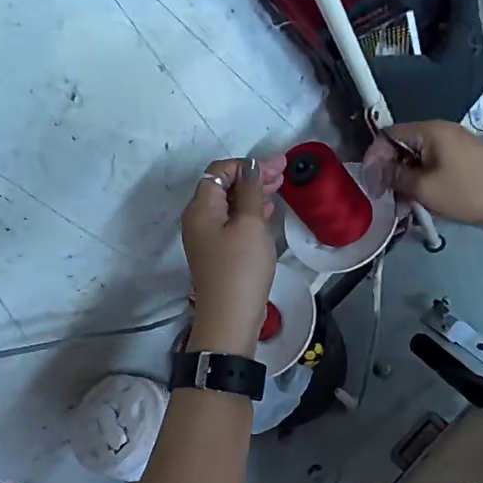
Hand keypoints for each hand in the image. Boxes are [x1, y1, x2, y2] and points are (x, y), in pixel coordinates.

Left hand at [183, 155, 284, 356]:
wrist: (231, 317)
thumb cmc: (241, 268)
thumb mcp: (250, 225)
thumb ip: (250, 191)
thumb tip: (251, 167)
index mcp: (201, 208)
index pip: (219, 172)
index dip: (246, 165)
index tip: (275, 168)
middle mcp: (199, 219)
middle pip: (224, 186)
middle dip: (253, 176)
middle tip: (283, 172)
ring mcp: (208, 237)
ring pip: (230, 204)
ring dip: (253, 193)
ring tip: (280, 187)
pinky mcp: (220, 252)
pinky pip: (233, 222)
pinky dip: (250, 212)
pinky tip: (268, 211)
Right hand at [367, 121, 482, 245]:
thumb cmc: (468, 192)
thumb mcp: (424, 188)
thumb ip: (396, 177)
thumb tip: (381, 173)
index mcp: (429, 130)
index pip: (388, 134)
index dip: (374, 157)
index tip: (370, 183)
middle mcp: (442, 131)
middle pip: (403, 146)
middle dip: (390, 171)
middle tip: (386, 198)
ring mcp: (456, 146)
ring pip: (419, 159)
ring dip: (407, 180)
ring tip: (404, 206)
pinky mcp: (466, 161)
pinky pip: (435, 167)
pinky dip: (424, 182)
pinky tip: (423, 202)